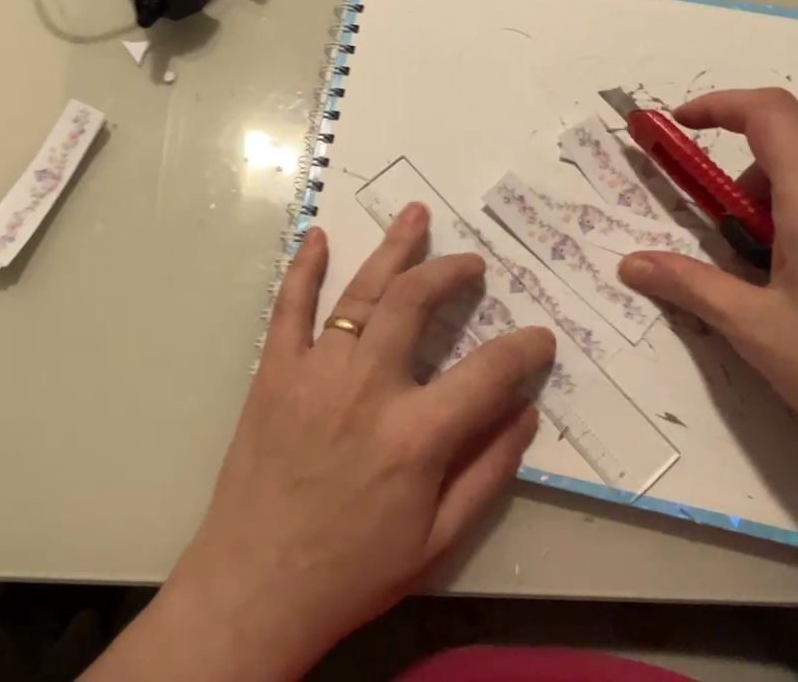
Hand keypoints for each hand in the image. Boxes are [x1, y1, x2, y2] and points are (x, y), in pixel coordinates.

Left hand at [86, 204, 554, 681]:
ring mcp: (314, 372)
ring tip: (414, 215)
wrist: (257, 582)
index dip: (524, 349)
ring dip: (391, 249)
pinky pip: (289, 307)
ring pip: (359, 292)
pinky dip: (303, 267)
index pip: (488, 372)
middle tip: (472, 263)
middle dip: (450, 272)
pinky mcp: (273, 372)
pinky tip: (318, 235)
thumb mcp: (439, 539)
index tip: (540, 337)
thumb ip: (488, 471)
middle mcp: (367, 388)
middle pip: (416, 304)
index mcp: (416, 435)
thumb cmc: (354, 569)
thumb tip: (527, 410)